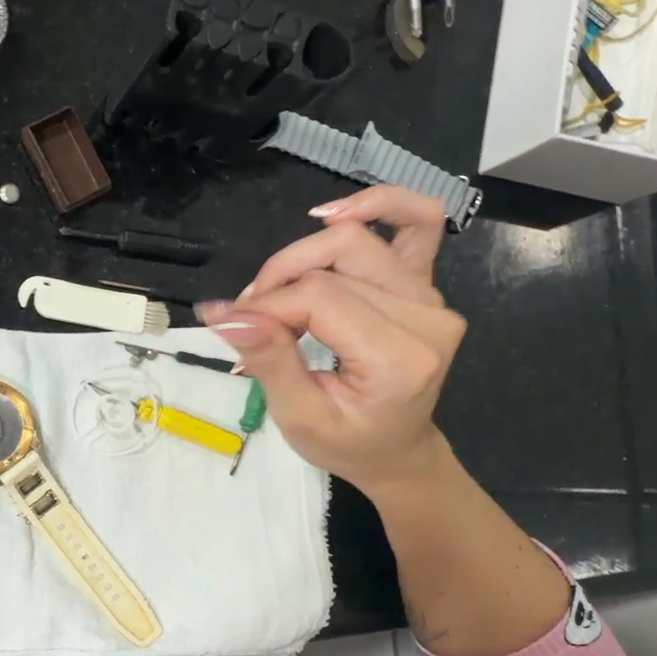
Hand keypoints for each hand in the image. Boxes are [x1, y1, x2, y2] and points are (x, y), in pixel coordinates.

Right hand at [197, 186, 465, 496]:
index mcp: (399, 358)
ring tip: (273, 292)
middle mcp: (426, 317)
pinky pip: (419, 223)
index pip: (320, 298)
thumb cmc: (345, 443)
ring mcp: (431, 296)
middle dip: (276, 284)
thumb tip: (225, 314)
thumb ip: (270, 360)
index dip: (265, 305)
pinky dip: (380, 205)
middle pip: (334, 264)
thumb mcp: (299, 417)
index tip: (227, 325)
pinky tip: (332, 215)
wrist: (393, 450)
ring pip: (355, 241)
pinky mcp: (426, 285)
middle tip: (245, 319)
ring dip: (301, 257)